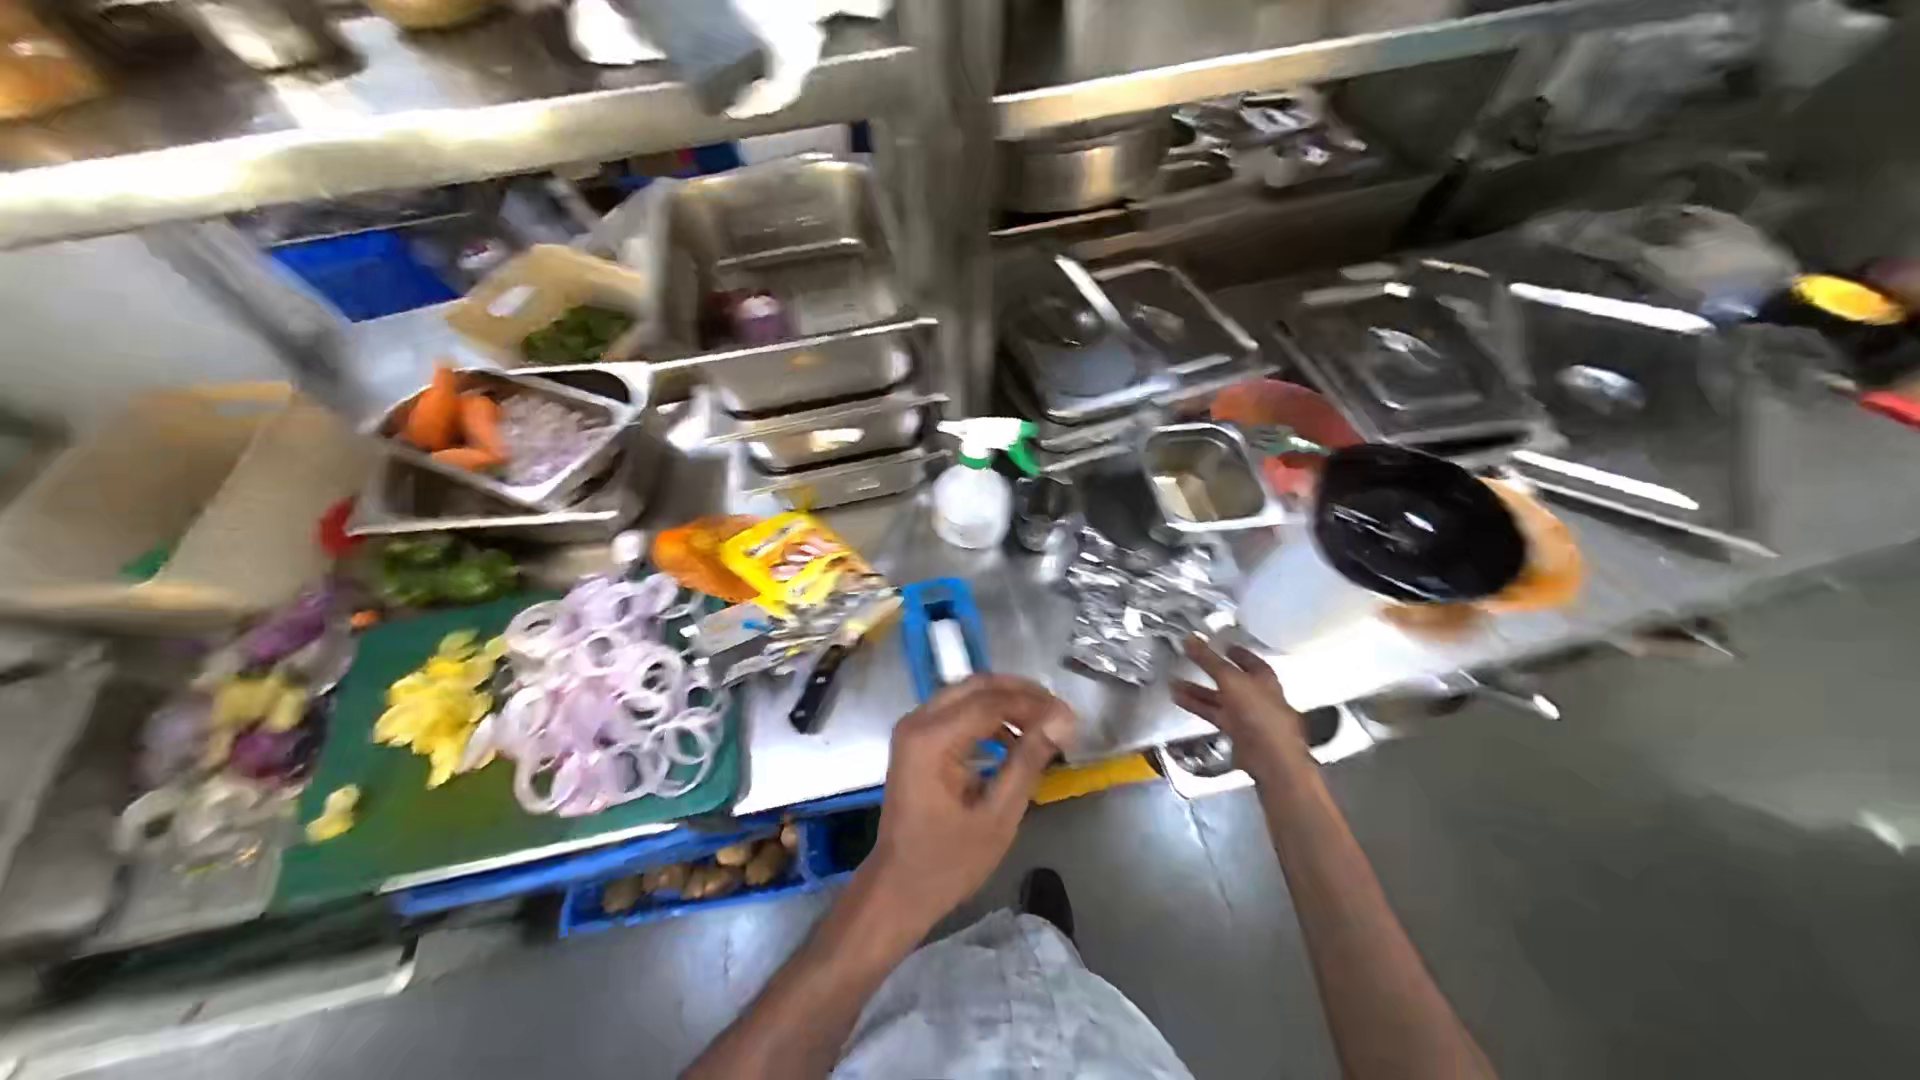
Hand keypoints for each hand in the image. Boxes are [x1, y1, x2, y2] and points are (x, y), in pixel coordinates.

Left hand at [862, 675, 1075, 929]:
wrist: (898, 888)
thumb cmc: (948, 861)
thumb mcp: (997, 815)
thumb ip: (1027, 762)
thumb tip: (1061, 721)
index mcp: (931, 738)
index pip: (991, 702)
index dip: (1034, 705)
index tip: (1070, 718)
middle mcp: (917, 721)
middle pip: (977, 686)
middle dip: (1021, 694)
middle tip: (1059, 713)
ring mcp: (913, 728)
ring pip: (967, 694)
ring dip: (1006, 704)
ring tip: (1044, 726)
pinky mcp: (916, 740)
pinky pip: (957, 712)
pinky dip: (988, 717)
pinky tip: (1014, 739)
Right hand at [1171, 636, 1307, 775]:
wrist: (1271, 757)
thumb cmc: (1260, 713)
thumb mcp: (1230, 679)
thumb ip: (1208, 659)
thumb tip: (1191, 639)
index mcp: (1263, 677)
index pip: (1246, 658)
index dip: (1231, 650)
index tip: (1216, 643)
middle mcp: (1255, 694)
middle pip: (1228, 677)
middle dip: (1208, 669)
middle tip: (1189, 659)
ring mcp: (1245, 713)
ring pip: (1217, 697)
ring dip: (1196, 689)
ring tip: (1174, 680)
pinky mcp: (1235, 730)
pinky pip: (1211, 713)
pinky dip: (1195, 705)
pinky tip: (1178, 698)